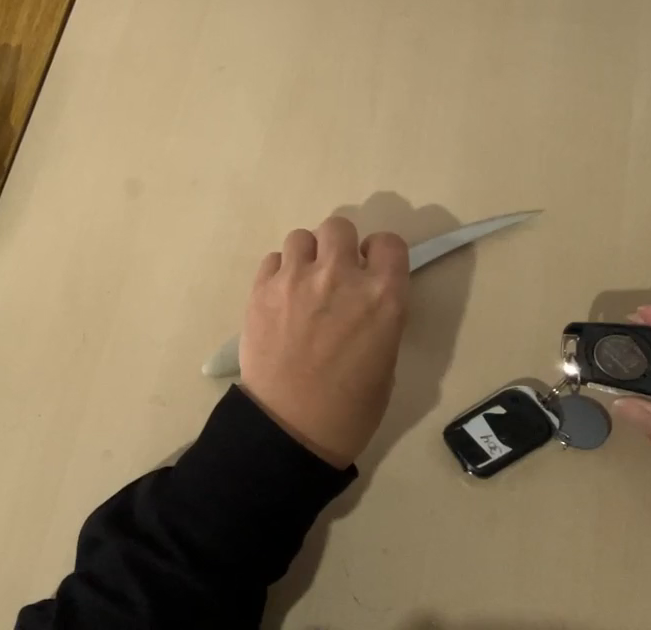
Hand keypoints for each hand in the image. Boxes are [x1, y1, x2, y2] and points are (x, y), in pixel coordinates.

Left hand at [238, 216, 408, 468]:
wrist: (292, 424)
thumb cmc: (351, 406)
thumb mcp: (387, 359)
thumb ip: (379, 314)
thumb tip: (366, 297)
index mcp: (383, 297)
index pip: (389, 242)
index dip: (380, 253)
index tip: (372, 268)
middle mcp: (340, 276)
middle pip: (339, 227)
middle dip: (340, 246)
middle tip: (336, 273)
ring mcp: (296, 278)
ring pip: (301, 237)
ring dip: (307, 256)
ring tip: (305, 284)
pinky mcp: (261, 287)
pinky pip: (273, 258)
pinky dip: (280, 272)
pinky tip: (282, 297)